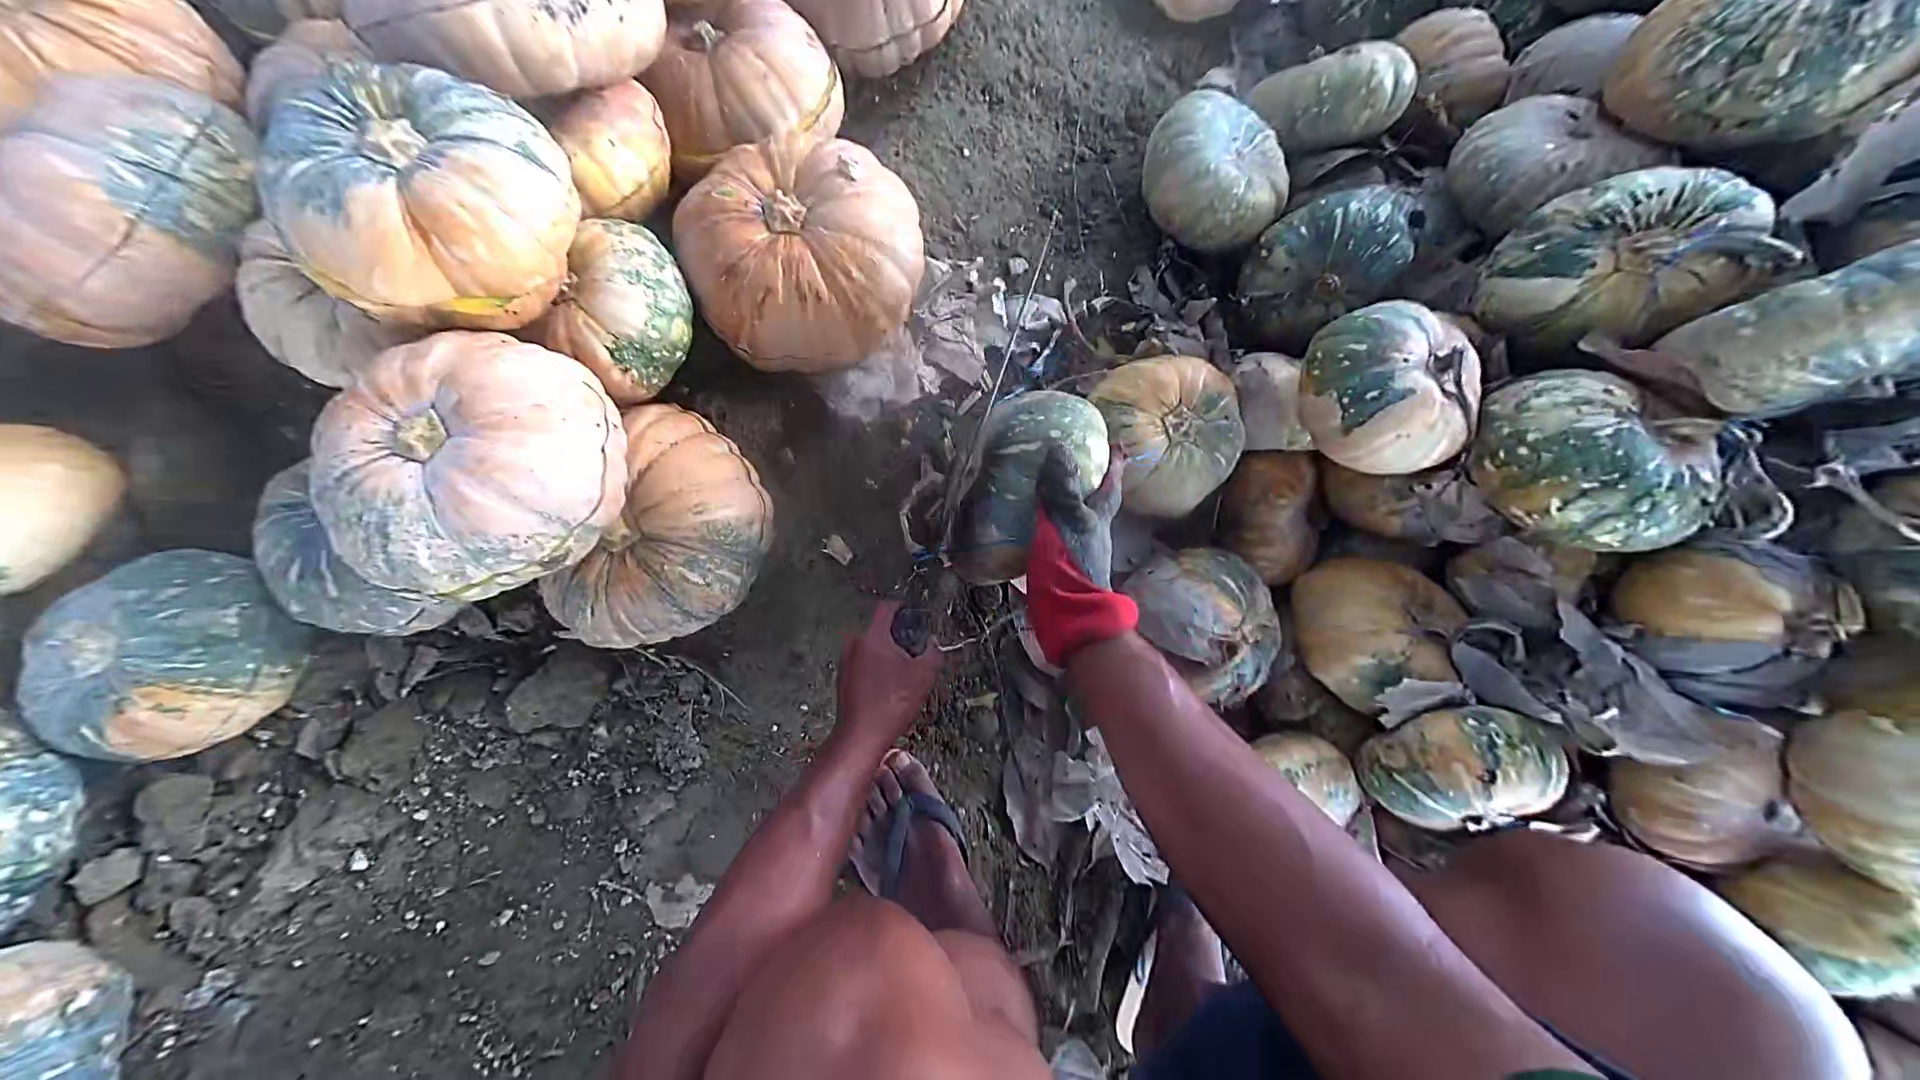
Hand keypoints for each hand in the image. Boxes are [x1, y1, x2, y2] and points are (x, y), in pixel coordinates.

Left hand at [835, 600, 943, 747]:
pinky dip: (875, 670)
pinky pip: (863, 664)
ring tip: (900, 676)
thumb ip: (932, 652)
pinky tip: (887, 688)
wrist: (861, 735)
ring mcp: (846, 661)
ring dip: (886, 656)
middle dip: (897, 639)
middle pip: (880, 629)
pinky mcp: (843, 677)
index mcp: (873, 637)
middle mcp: (855, 644)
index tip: (912, 615)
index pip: (887, 607)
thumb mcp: (923, 675)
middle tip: (912, 654)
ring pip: (871, 648)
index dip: (903, 608)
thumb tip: (932, 645)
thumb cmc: (888, 706)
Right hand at [1026, 443, 1136, 666]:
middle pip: (1093, 500)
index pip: (1111, 485)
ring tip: (1043, 483)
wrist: (1066, 612)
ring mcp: (1075, 548)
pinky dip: (1041, 520)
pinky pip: (1050, 532)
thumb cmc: (1072, 563)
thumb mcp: (1067, 519)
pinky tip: (1025, 518)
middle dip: (1086, 480)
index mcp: (1099, 517)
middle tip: (1073, 459)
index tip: (1116, 445)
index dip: (1114, 465)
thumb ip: (1063, 488)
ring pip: (1071, 516)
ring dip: (1062, 500)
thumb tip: (1060, 449)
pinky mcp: (1057, 561)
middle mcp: (1091, 531)